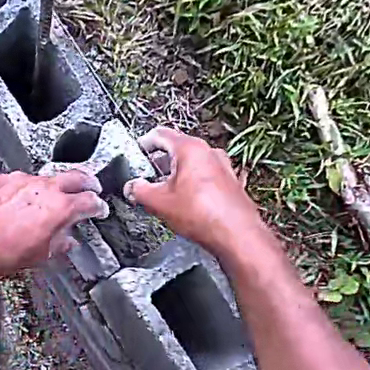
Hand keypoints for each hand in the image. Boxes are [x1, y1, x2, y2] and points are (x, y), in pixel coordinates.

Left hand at [0, 170, 107, 284]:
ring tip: (57, 198)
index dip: (98, 206)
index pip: (89, 201)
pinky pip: (24, 181)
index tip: (99, 209)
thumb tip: (66, 242)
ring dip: (57, 186)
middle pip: (75, 177)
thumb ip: (59, 245)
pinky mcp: (1, 181)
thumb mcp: (39, 257)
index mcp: (59, 206)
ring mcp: (20, 181)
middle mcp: (42, 187)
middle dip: (87, 183)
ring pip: (47, 178)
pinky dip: (31, 188)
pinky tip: (26, 201)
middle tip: (92, 189)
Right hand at [123, 126, 270, 256]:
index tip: (136, 153)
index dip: (144, 144)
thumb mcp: (159, 202)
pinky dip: (192, 184)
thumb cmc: (203, 214)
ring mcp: (222, 166)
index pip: (160, 135)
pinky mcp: (230, 182)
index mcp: (190, 148)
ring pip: (192, 163)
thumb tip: (132, 187)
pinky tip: (186, 203)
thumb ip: (139, 191)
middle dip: (159, 163)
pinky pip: (205, 177)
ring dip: (176, 175)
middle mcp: (209, 152)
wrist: (237, 234)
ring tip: (165, 194)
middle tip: (146, 178)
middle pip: (177, 149)